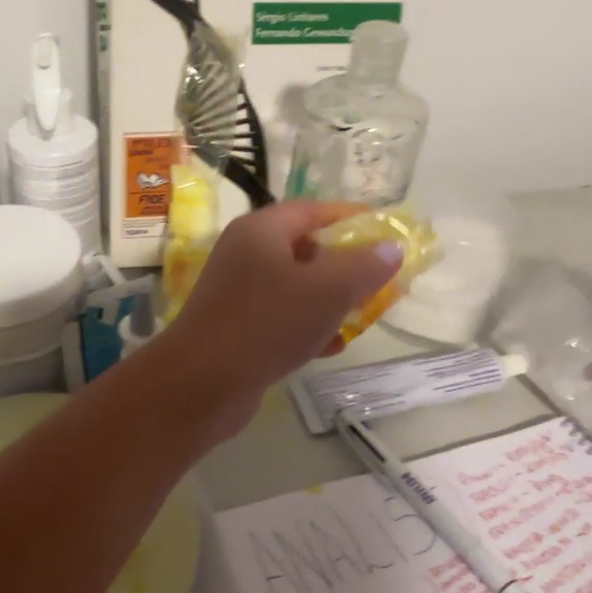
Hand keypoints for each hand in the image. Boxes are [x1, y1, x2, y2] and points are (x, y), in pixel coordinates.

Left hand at [160, 201, 403, 443]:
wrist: (201, 382)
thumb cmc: (266, 323)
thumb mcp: (327, 290)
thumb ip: (363, 266)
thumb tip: (390, 247)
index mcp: (260, 230)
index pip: (311, 210)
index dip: (351, 218)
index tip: (387, 232)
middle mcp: (244, 254)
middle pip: (304, 247)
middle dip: (345, 263)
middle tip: (382, 279)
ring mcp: (238, 292)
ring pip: (295, 286)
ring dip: (330, 299)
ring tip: (364, 315)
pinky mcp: (237, 328)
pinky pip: (281, 318)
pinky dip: (308, 327)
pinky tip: (331, 348)